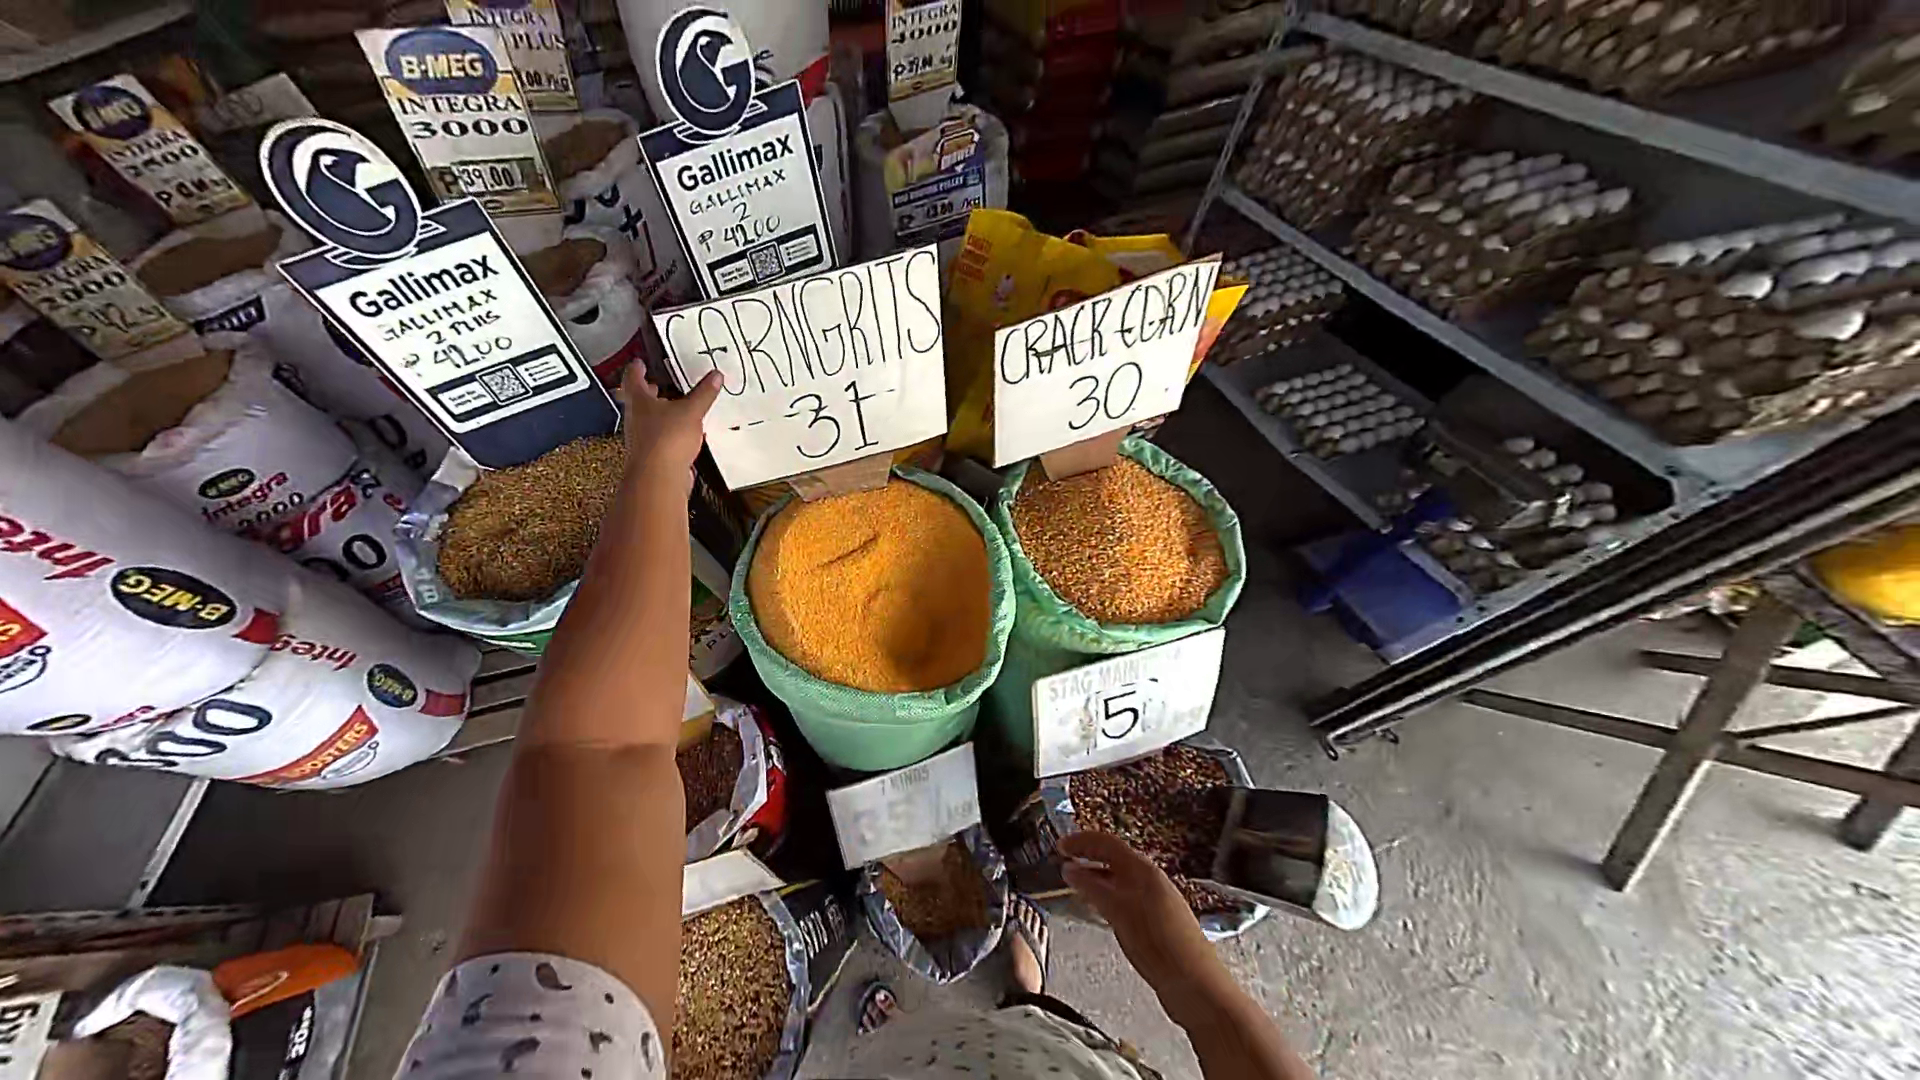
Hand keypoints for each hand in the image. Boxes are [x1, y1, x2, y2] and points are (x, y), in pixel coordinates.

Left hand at [621, 365, 719, 472]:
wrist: (659, 476)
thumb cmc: (666, 438)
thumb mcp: (692, 411)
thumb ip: (704, 393)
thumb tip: (715, 376)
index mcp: (640, 401)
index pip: (633, 378)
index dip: (636, 368)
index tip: (639, 362)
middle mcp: (636, 418)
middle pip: (638, 400)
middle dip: (648, 392)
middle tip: (657, 384)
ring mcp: (642, 438)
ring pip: (648, 420)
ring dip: (659, 413)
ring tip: (674, 408)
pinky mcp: (652, 455)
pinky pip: (660, 438)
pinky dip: (668, 432)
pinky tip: (682, 434)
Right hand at [1058, 830, 1225, 998]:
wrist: (1196, 985)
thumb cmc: (1159, 944)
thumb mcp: (1118, 912)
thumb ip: (1092, 888)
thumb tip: (1070, 869)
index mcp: (1143, 871)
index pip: (1107, 843)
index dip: (1082, 841)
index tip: (1061, 845)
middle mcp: (1151, 880)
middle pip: (1114, 857)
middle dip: (1088, 855)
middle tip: (1065, 859)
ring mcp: (1156, 900)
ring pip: (1120, 878)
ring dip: (1097, 875)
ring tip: (1076, 882)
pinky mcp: (1158, 921)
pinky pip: (1126, 896)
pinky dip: (1108, 894)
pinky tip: (1100, 908)